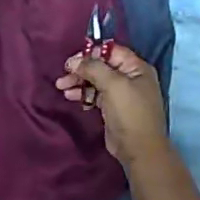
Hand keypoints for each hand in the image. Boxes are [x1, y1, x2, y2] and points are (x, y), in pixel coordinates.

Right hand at [55, 45, 171, 169]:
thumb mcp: (113, 85)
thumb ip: (94, 68)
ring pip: (95, 81)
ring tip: (62, 88)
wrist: (138, 147)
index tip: (72, 61)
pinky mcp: (112, 107)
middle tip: (63, 77)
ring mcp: (121, 93)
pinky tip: (71, 97)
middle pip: (101, 66)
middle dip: (81, 70)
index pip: (111, 51)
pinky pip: (94, 95)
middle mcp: (130, 77)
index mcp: (136, 68)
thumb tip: (75, 61)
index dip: (91, 53)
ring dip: (78, 82)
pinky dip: (82, 94)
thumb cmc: (129, 112)